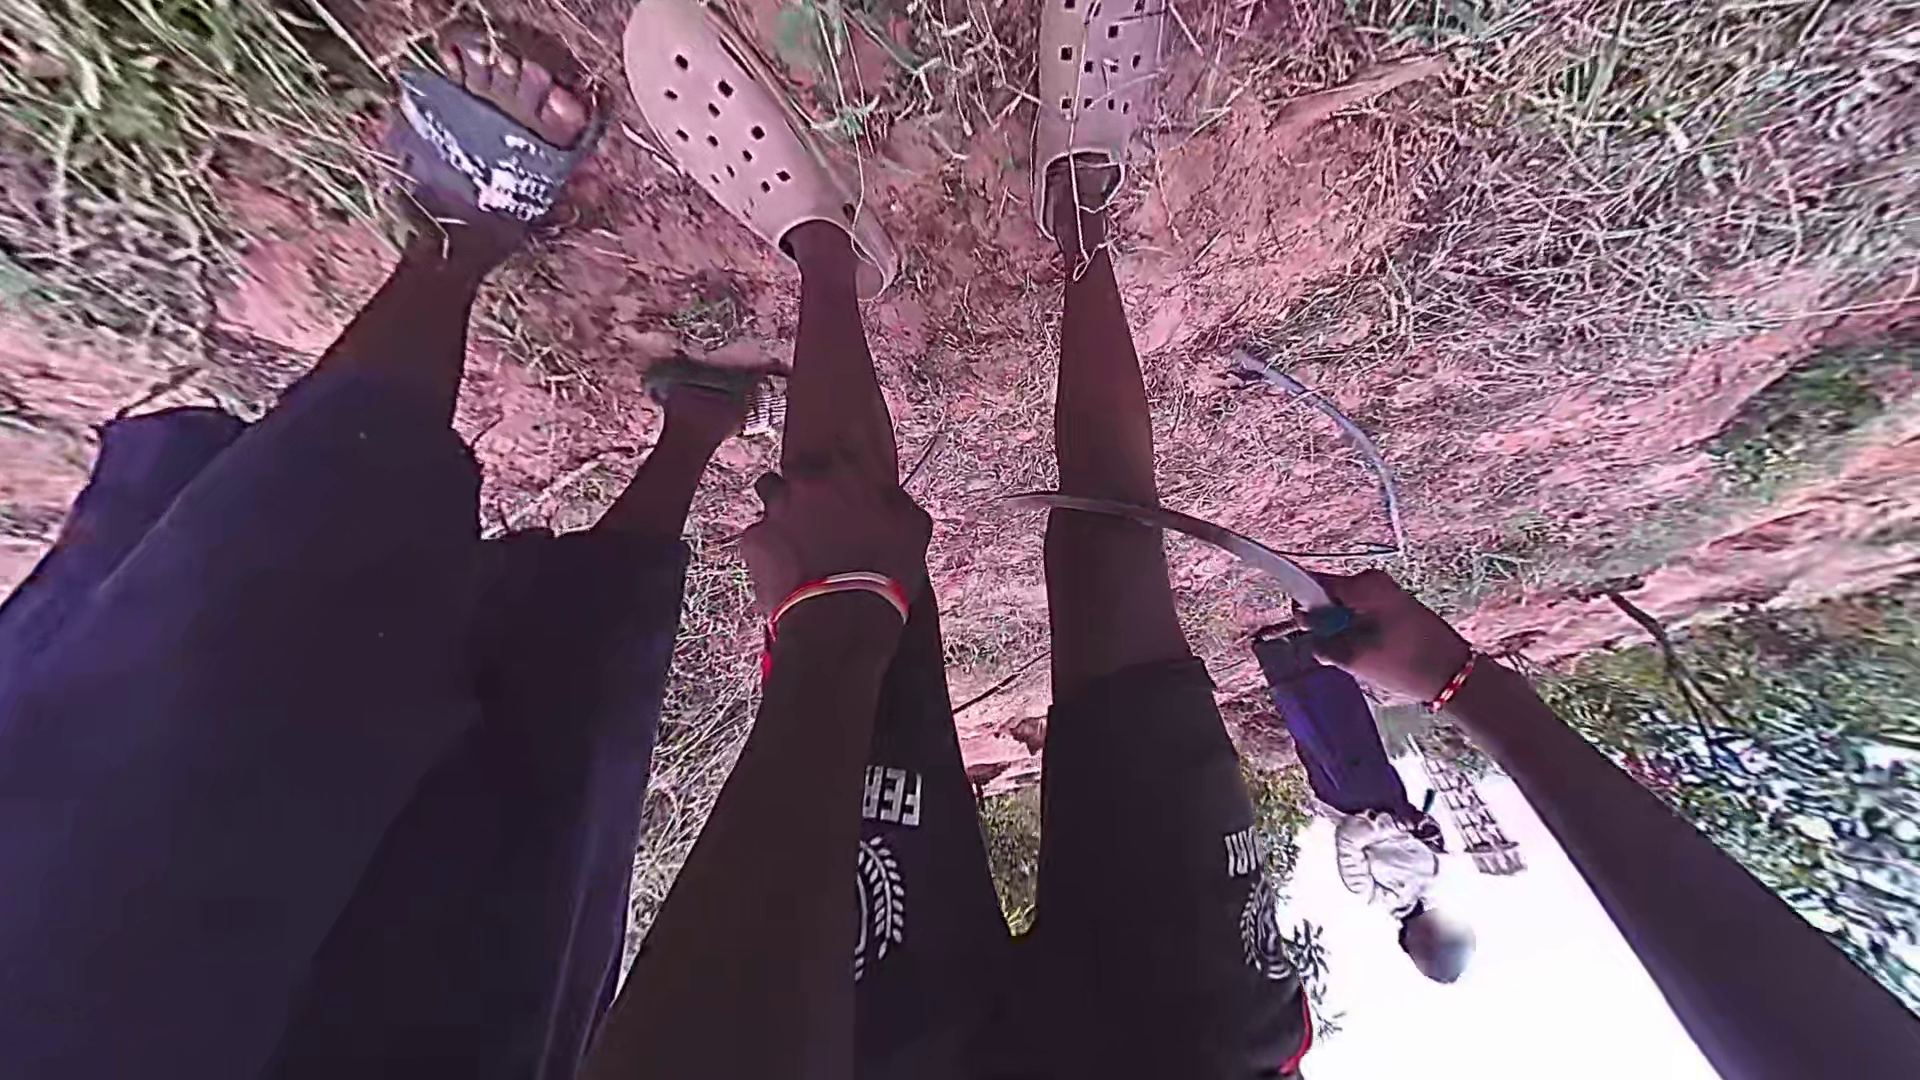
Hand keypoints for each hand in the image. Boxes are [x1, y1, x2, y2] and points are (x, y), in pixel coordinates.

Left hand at [740, 453, 931, 616]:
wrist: (844, 615)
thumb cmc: (883, 572)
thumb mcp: (913, 528)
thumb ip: (896, 501)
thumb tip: (892, 498)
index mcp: (847, 471)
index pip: (838, 454)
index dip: (842, 475)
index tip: (847, 490)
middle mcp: (806, 482)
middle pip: (798, 474)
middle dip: (807, 492)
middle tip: (823, 519)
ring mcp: (775, 509)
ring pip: (771, 498)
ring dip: (785, 514)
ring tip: (803, 544)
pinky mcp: (754, 539)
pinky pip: (759, 536)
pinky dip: (770, 549)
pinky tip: (789, 568)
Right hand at [1311, 569, 1472, 702]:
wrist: (1454, 676)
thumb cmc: (1401, 662)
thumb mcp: (1350, 655)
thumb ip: (1319, 638)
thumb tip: (1308, 627)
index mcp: (1362, 585)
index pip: (1312, 583)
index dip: (1302, 606)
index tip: (1307, 630)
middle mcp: (1372, 581)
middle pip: (1327, 594)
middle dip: (1323, 619)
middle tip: (1332, 645)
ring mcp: (1386, 591)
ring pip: (1342, 605)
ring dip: (1339, 626)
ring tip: (1352, 650)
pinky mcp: (1394, 604)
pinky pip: (1358, 610)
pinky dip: (1354, 627)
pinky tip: (1366, 648)